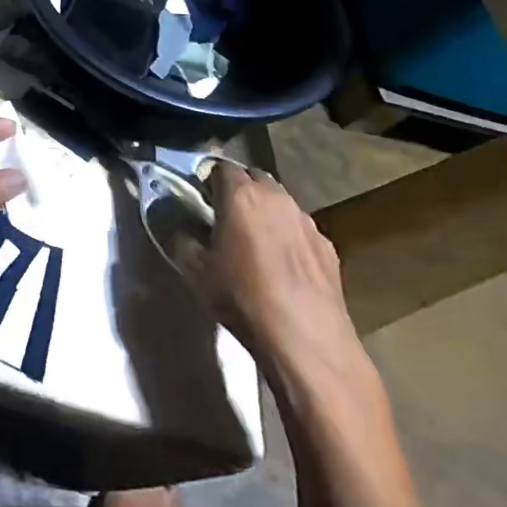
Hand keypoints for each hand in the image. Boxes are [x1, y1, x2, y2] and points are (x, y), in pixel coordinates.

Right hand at [189, 164, 358, 373]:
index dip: (208, 181)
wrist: (306, 338)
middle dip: (239, 191)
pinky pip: (299, 228)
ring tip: (256, 245)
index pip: (220, 167)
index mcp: (241, 195)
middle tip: (226, 219)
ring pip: (280, 202)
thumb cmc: (242, 299)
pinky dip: (288, 236)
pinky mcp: (326, 243)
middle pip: (254, 178)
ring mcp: (305, 219)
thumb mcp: (196, 271)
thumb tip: (181, 224)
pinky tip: (283, 267)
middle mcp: (276, 197)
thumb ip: (182, 237)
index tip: (201, 201)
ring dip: (265, 212)